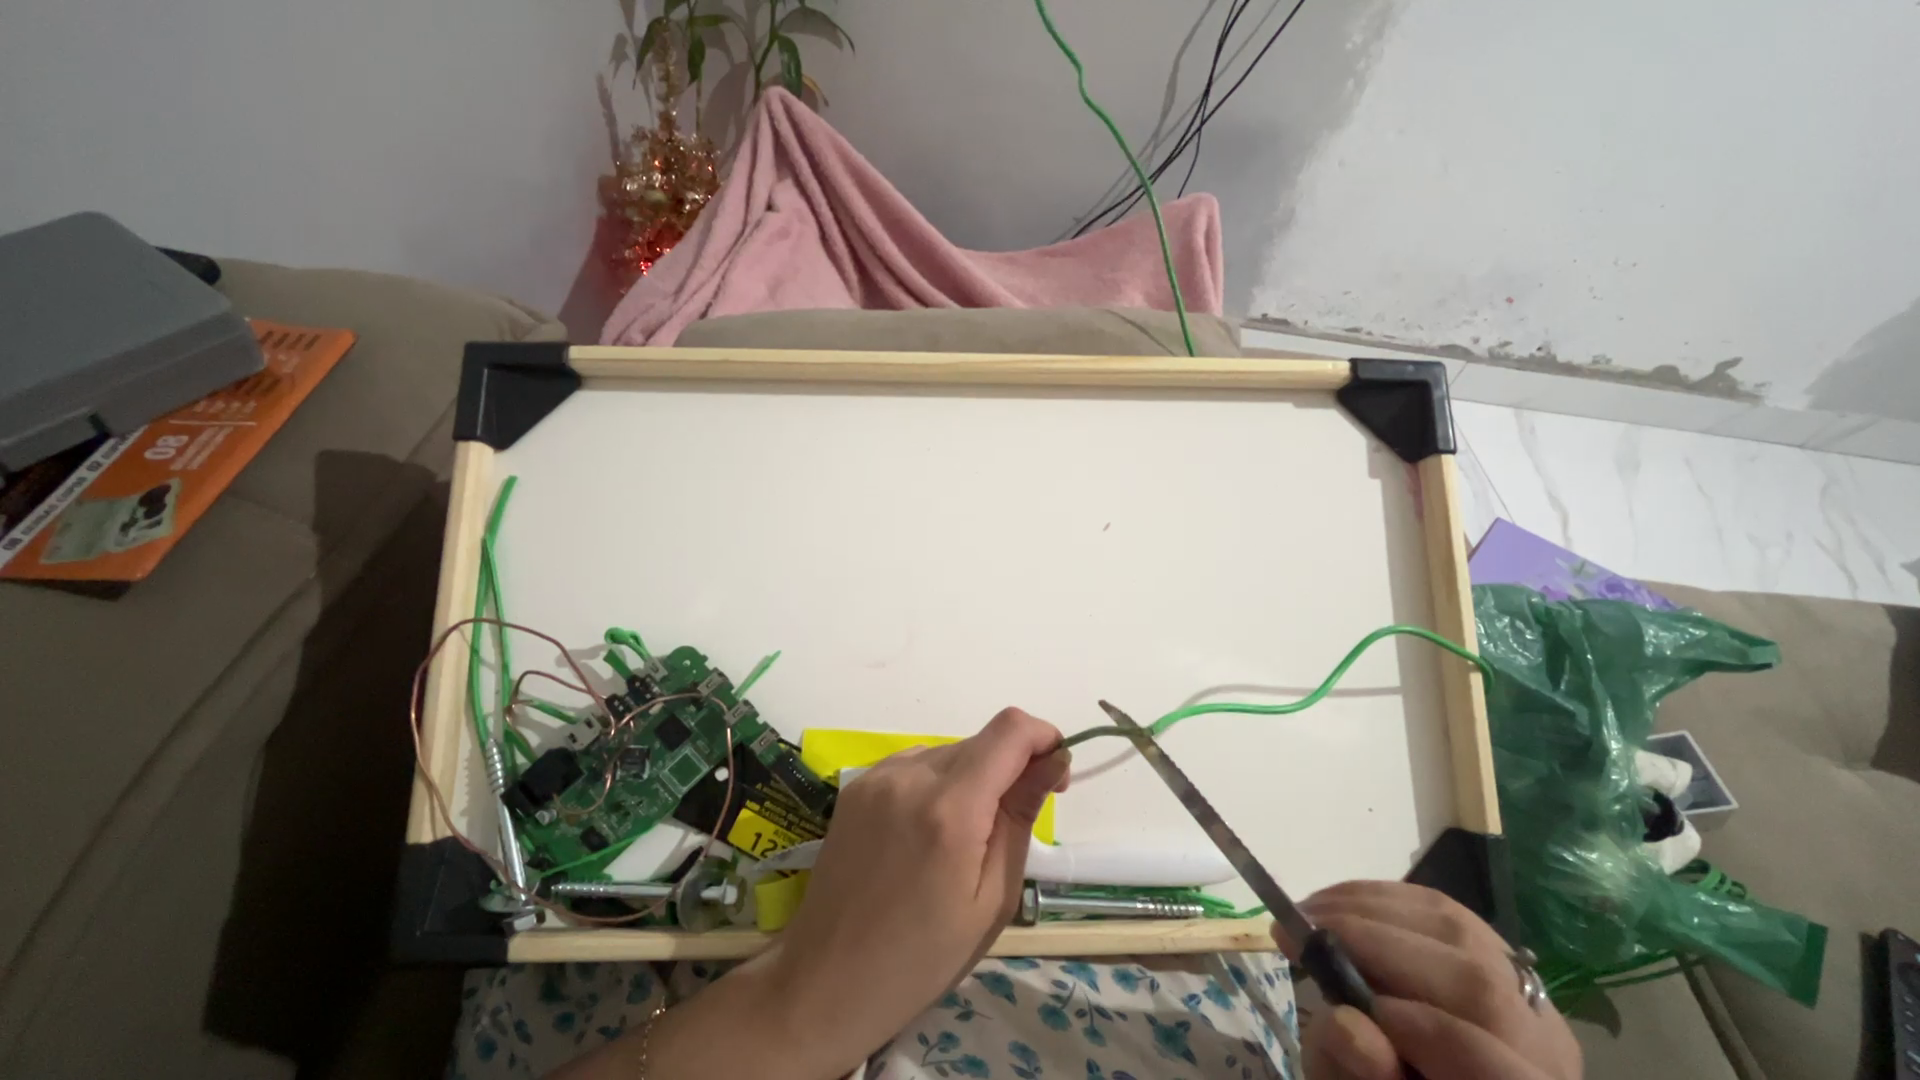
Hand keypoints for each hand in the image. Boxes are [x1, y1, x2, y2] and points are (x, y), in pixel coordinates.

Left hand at [764, 708, 1071, 1077]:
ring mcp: (876, 778)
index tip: (1053, 780)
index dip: (1044, 739)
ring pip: (947, 752)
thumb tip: (1052, 760)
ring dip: (971, 778)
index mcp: (949, 808)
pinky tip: (925, 835)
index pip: (1011, 730)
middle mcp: (909, 776)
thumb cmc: (923, 958)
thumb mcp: (992, 898)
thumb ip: (1022, 816)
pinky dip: (935, 785)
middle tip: (1008, 828)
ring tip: (960, 841)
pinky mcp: (855, 787)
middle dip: (1009, 769)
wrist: (827, 981)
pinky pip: (914, 765)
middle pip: (981, 741)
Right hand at [1276, 881, 1581, 1079]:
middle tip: (1295, 933)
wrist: (1420, 1074)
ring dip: (1368, 908)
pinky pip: (1449, 911)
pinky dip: (1386, 898)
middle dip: (1372, 944)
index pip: (1485, 1062)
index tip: (1338, 1012)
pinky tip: (1339, 904)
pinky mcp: (1504, 960)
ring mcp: (1530, 999)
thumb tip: (1345, 1024)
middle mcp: (1540, 1045)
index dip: (1416, 1030)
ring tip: (1308, 913)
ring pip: (1462, 931)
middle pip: (1475, 982)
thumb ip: (1351, 1070)